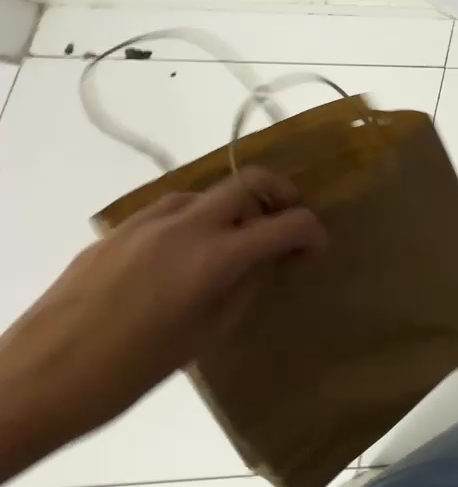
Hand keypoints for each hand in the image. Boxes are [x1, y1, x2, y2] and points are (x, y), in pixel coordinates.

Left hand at [0, 167, 326, 477]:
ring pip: (206, 192)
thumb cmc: (127, 372)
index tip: (311, 253)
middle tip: (283, 224)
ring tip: (229, 240)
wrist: (24, 392)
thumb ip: (245, 285)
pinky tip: (179, 254)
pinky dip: (189, 221)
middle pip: (251, 181)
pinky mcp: (108, 237)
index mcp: (214, 257)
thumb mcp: (206, 333)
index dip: (313, 234)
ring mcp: (141, 227)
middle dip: (281, 196)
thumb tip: (267, 261)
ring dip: (231, 207)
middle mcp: (183, 228)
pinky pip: (165, 211)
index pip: (290, 223)